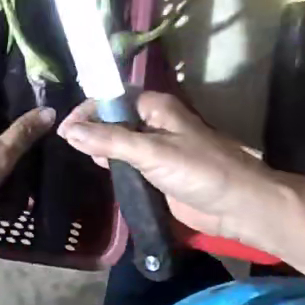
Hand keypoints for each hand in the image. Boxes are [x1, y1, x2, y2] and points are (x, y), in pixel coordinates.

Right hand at [58, 92, 277, 240]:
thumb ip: (110, 141)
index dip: (88, 109)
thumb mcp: (152, 152)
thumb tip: (69, 131)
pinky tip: (99, 172)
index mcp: (156, 107)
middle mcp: (154, 123)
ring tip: (80, 158)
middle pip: (114, 119)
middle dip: (91, 129)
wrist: (239, 206)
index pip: (113, 98)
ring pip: (119, 142)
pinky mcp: (158, 173)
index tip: (65, 129)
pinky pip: (128, 164)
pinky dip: (113, 166)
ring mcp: (156, 149)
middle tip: (69, 146)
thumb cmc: (200, 171)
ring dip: (101, 148)